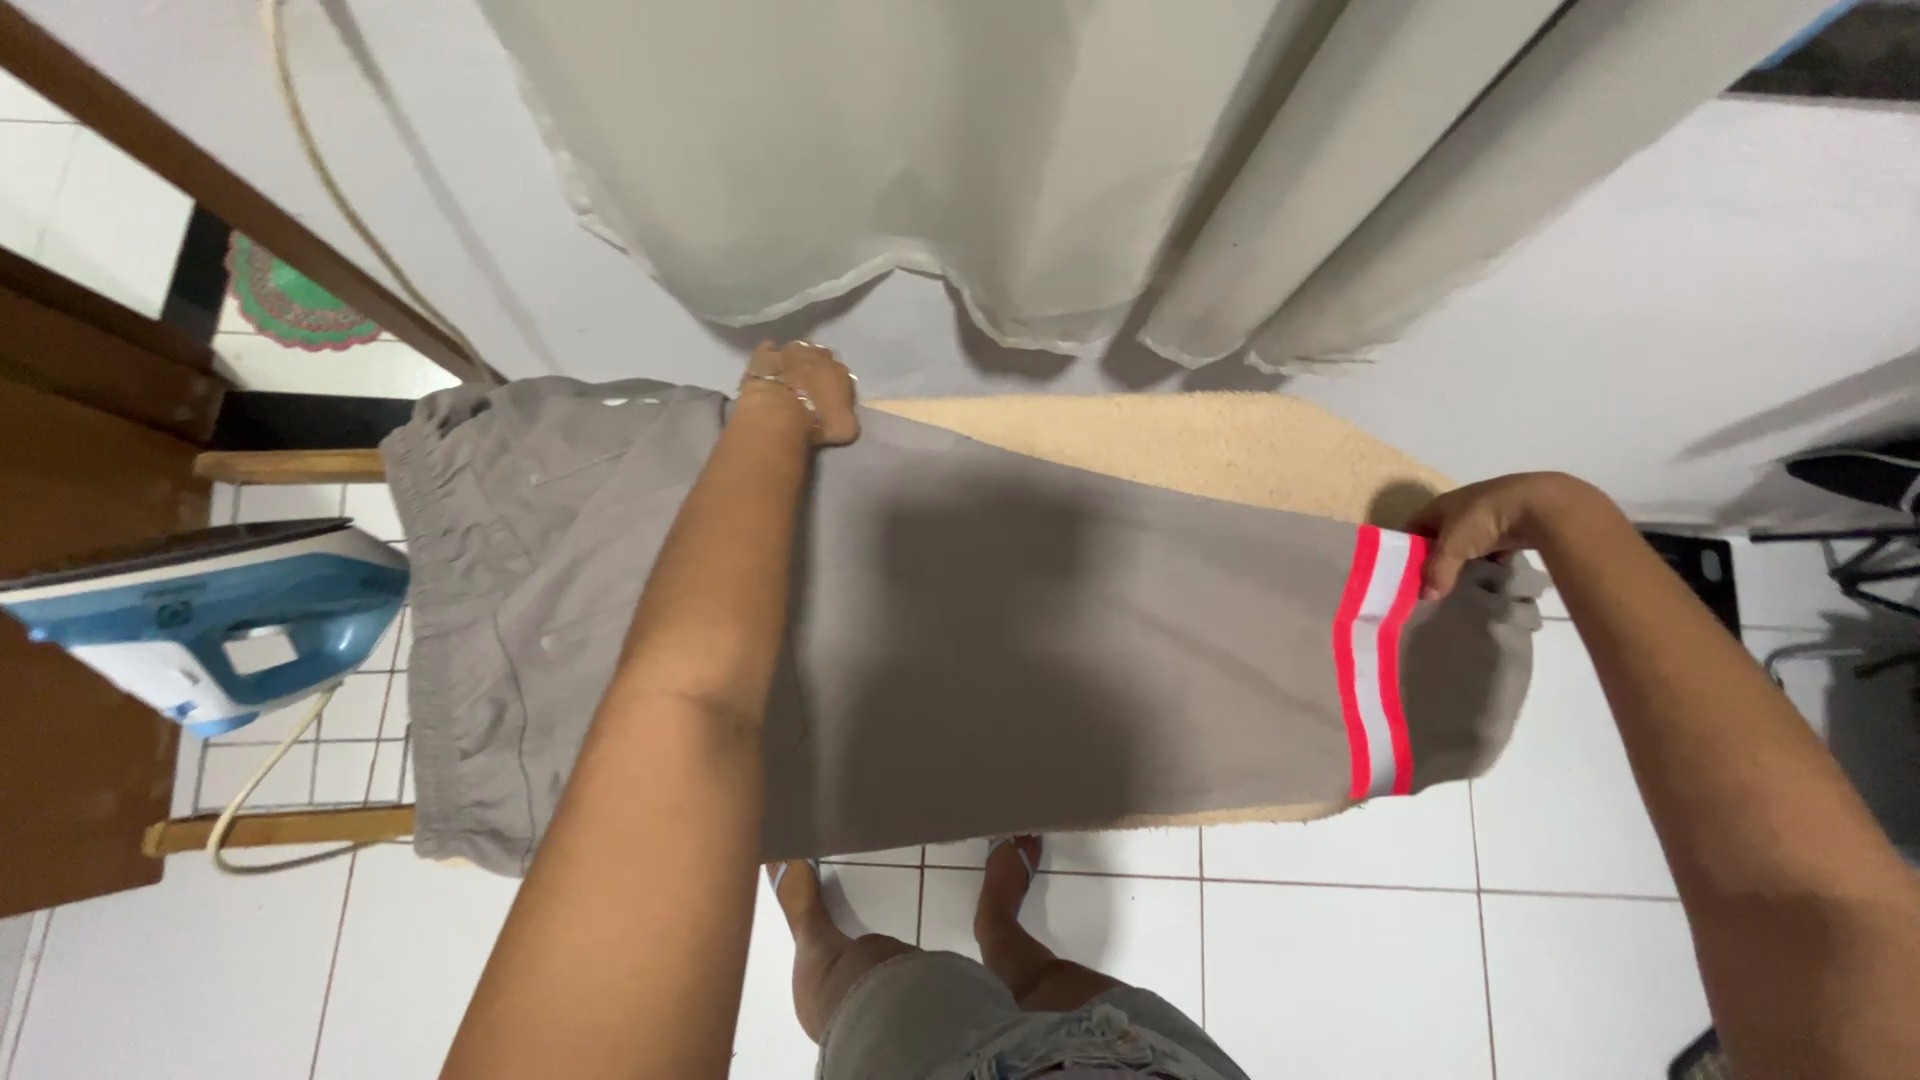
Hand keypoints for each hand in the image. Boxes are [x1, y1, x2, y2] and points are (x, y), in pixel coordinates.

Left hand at [738, 341, 859, 445]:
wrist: (780, 413)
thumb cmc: (818, 422)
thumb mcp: (846, 429)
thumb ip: (848, 416)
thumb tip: (844, 414)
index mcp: (840, 373)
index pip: (843, 377)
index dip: (837, 388)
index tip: (830, 401)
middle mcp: (818, 356)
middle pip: (821, 357)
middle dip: (818, 369)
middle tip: (810, 386)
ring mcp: (790, 352)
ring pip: (797, 350)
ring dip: (796, 360)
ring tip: (790, 376)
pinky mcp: (765, 355)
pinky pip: (769, 350)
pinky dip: (771, 356)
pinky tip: (769, 365)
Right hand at [1407, 472, 1613, 598]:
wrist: (1541, 503)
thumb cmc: (1484, 519)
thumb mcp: (1453, 547)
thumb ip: (1438, 572)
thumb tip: (1425, 597)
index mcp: (1440, 504)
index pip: (1414, 525)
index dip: (1407, 545)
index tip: (1407, 569)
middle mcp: (1462, 505)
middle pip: (1441, 532)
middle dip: (1438, 553)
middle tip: (1435, 578)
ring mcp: (1490, 511)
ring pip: (1470, 537)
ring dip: (1466, 555)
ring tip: (1464, 576)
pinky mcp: (1514, 520)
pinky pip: (1496, 541)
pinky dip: (1493, 554)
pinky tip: (1495, 567)